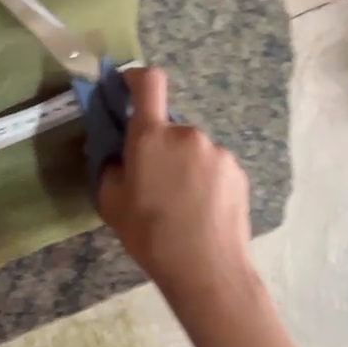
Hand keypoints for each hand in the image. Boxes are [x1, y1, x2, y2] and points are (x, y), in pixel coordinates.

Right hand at [97, 67, 251, 288]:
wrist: (206, 269)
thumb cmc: (148, 233)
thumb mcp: (110, 200)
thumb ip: (111, 165)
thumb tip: (119, 153)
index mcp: (151, 136)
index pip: (148, 82)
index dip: (135, 77)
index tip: (126, 88)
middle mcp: (186, 134)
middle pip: (167, 126)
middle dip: (158, 144)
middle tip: (152, 181)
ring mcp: (216, 151)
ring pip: (190, 148)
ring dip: (182, 164)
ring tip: (180, 203)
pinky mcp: (237, 171)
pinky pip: (212, 165)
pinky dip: (203, 179)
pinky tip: (201, 210)